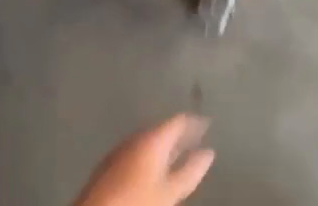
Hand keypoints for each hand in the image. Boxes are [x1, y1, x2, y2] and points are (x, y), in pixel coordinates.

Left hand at [73, 114, 215, 205]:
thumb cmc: (139, 199)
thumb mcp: (171, 190)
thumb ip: (191, 170)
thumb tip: (208, 152)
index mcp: (153, 138)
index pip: (179, 120)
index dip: (195, 121)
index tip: (206, 123)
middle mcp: (136, 136)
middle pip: (161, 129)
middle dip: (177, 135)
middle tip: (193, 140)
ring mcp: (120, 147)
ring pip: (146, 140)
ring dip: (161, 145)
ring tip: (175, 155)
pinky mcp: (109, 161)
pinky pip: (134, 150)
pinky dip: (146, 154)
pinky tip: (150, 168)